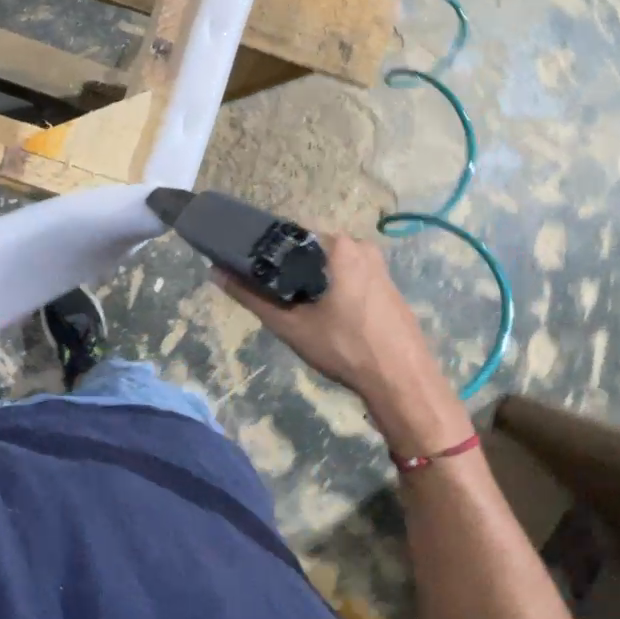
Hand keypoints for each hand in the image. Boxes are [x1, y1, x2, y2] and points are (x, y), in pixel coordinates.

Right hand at [215, 234, 471, 456]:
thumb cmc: (345, 348)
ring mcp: (380, 269)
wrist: (404, 384)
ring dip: (309, 281)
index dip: (266, 250)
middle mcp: (363, 249)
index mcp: (340, 247)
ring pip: (329, 265)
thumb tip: (215, 271)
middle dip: (287, 268)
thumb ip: (250, 296)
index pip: (290, 234)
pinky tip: (322, 316)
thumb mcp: (290, 325)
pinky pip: (349, 278)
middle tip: (268, 292)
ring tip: (292, 306)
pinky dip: (331, 290)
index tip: (248, 268)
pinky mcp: (388, 289)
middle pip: (310, 250)